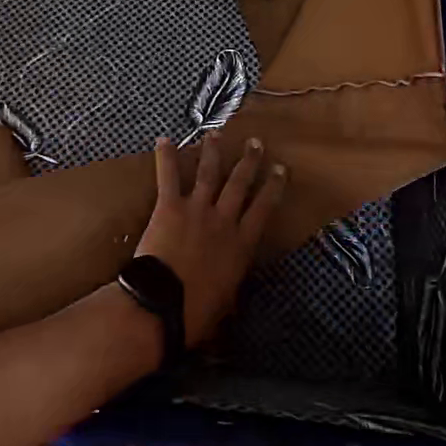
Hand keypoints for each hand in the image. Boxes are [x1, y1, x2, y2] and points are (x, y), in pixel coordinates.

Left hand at [137, 133, 286, 343]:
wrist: (164, 303)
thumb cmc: (197, 312)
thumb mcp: (226, 301)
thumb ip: (232, 284)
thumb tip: (233, 292)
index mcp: (241, 243)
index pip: (263, 208)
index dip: (273, 187)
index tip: (281, 169)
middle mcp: (224, 220)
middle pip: (240, 184)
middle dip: (249, 161)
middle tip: (256, 143)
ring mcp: (197, 209)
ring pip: (209, 173)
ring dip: (213, 152)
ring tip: (217, 134)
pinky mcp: (169, 207)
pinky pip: (168, 176)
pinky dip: (165, 157)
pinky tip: (164, 139)